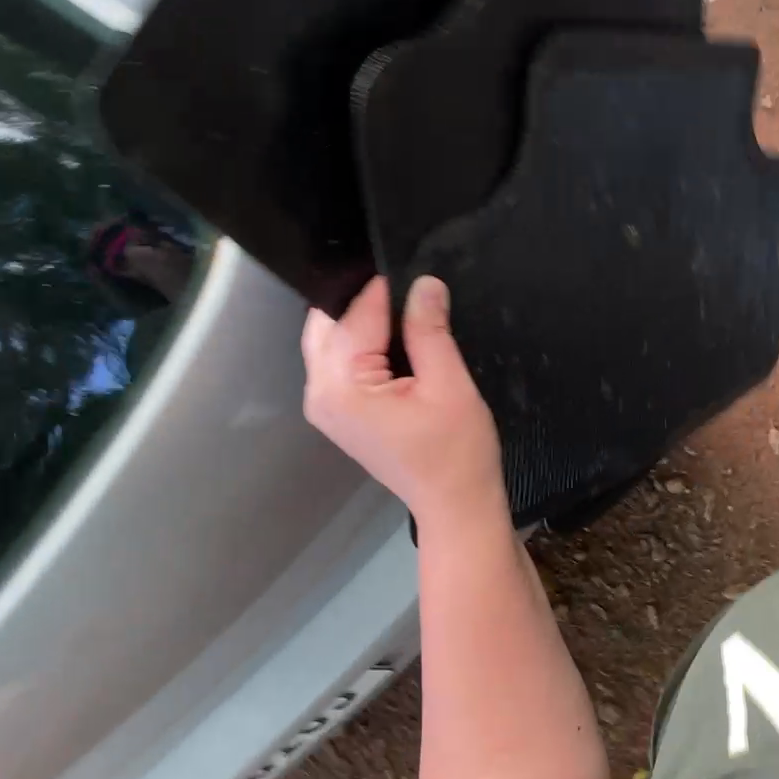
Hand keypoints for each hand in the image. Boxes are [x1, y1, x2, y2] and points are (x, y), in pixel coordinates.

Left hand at [302, 276, 505, 526]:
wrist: (457, 503)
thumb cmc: (458, 451)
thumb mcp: (450, 385)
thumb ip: (430, 331)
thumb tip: (424, 284)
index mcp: (341, 386)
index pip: (354, 315)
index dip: (385, 289)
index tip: (417, 275)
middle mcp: (319, 393)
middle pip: (328, 324)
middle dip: (365, 304)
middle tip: (411, 294)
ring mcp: (325, 406)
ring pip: (330, 341)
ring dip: (363, 325)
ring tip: (408, 318)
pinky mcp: (339, 415)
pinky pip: (340, 364)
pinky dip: (363, 348)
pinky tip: (397, 348)